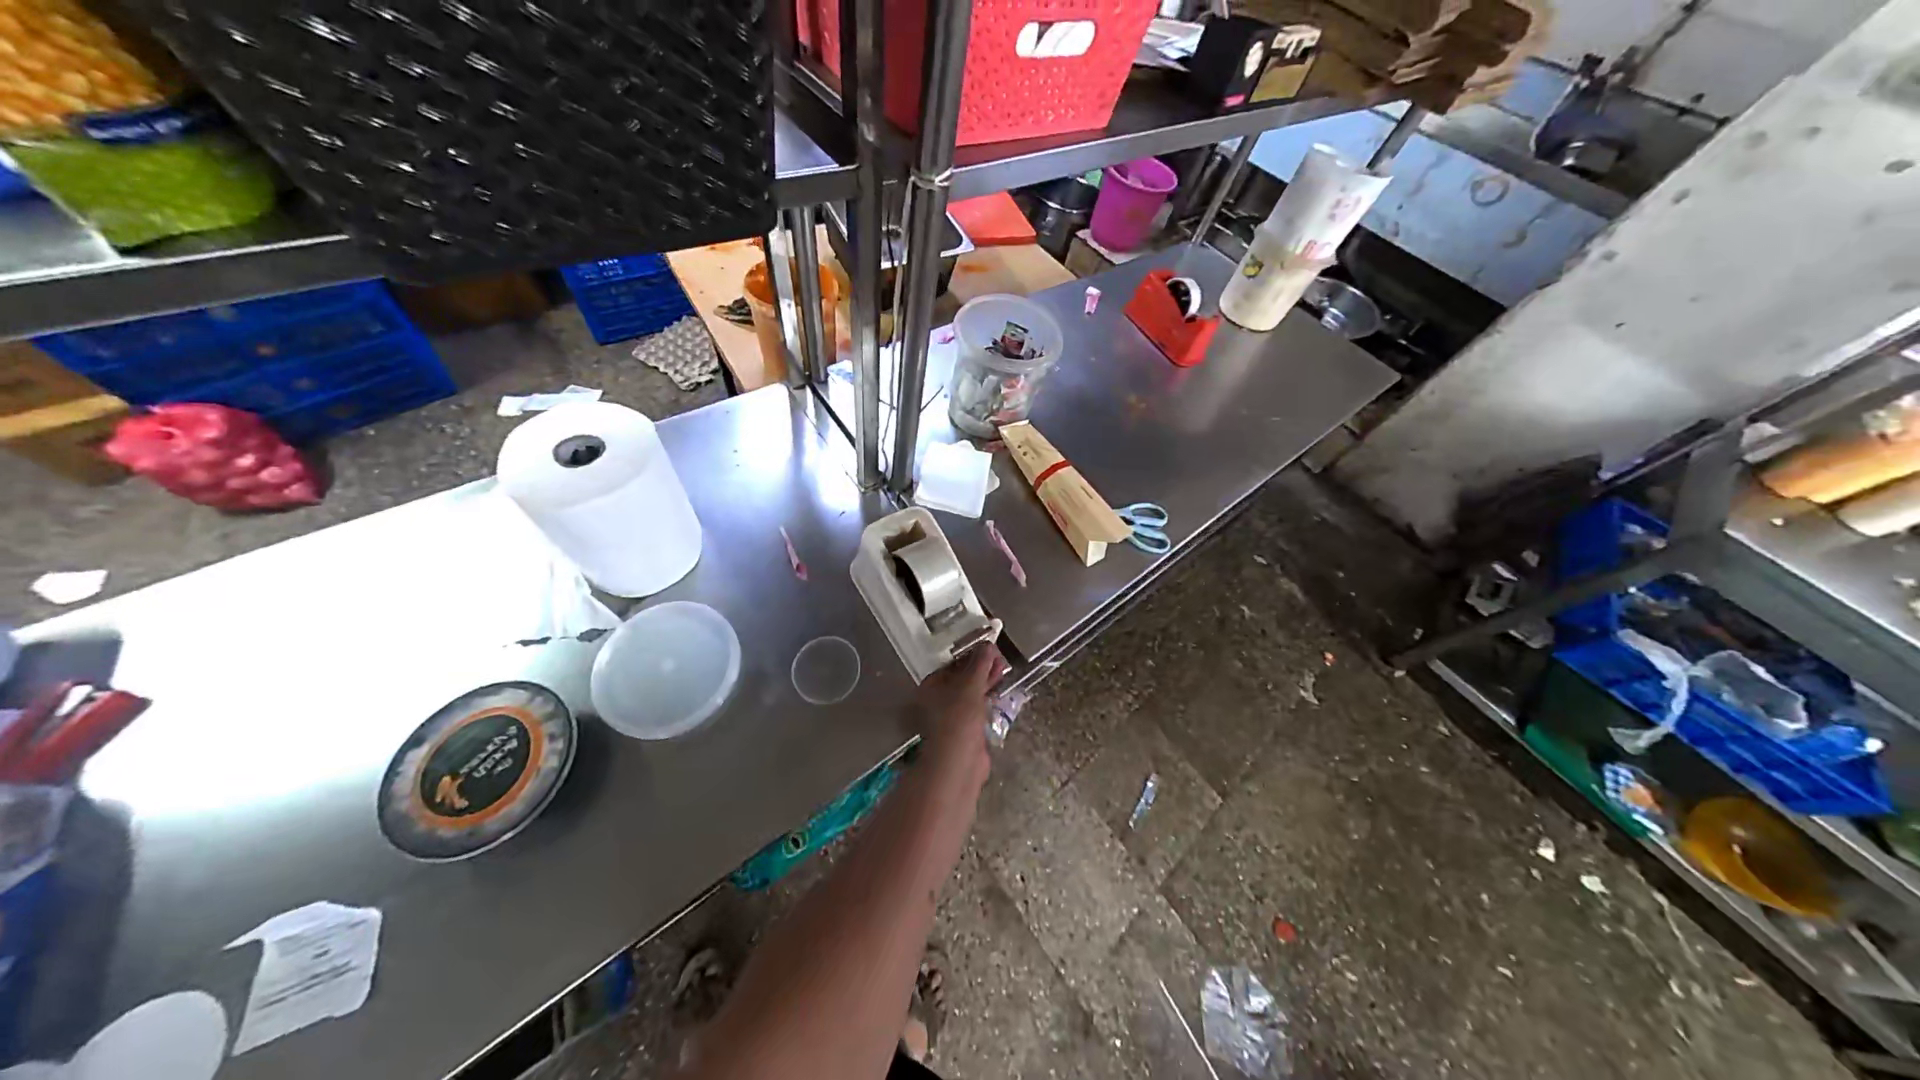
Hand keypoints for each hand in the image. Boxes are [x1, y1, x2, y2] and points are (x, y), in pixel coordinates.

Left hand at [916, 643, 1005, 781]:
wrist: (960, 761)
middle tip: (1000, 658)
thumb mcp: (970, 684)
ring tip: (1003, 670)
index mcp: (932, 685)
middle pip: (963, 677)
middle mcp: (939, 699)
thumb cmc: (959, 717)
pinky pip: (979, 707)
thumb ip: (980, 663)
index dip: (972, 653)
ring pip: (972, 692)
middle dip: (982, 667)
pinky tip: (1000, 690)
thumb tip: (988, 644)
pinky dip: (989, 698)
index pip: (953, 663)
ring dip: (987, 681)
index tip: (989, 647)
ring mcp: (953, 714)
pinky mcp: (966, 728)